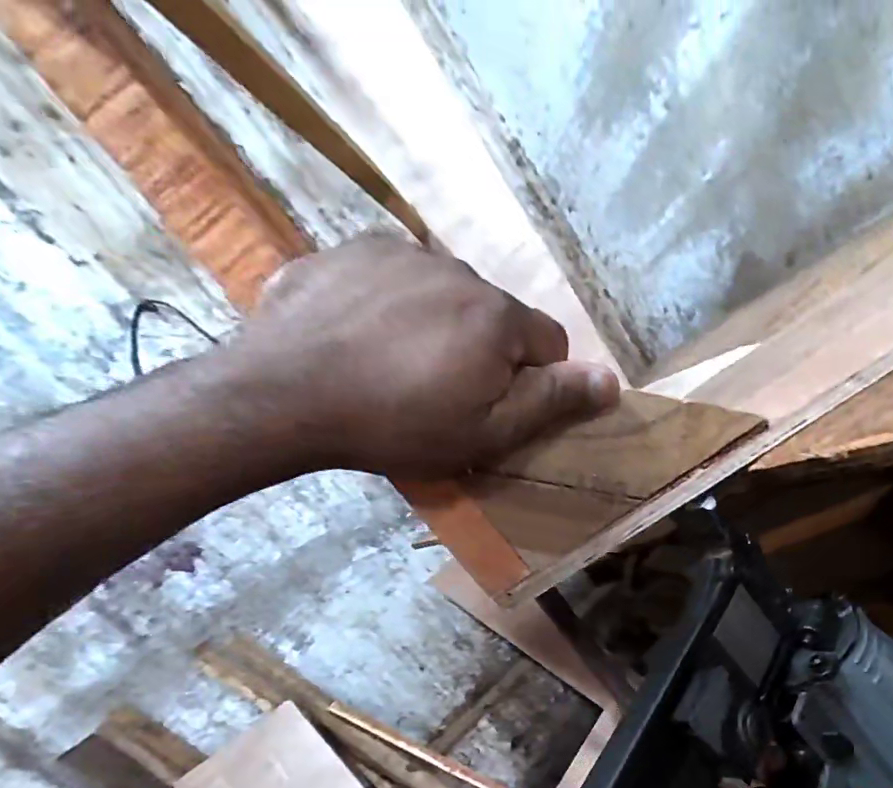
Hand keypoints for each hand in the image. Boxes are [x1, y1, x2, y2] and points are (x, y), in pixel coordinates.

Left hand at [221, 233, 619, 476]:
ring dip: (440, 323)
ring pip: (448, 294)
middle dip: (485, 350)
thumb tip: (613, 380)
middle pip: (498, 316)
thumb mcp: (489, 431)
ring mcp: (399, 253)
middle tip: (441, 392)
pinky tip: (362, 337)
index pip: (550, 344)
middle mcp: (459, 270)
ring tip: (396, 364)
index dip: (533, 381)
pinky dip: (391, 303)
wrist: (278, 397)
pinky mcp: (347, 250)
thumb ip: (554, 401)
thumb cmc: (398, 424)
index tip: (494, 406)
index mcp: (499, 316)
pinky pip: (395, 277)